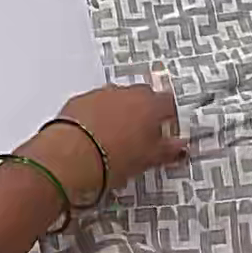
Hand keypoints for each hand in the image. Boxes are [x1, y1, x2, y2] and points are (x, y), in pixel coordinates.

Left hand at [24, 83, 186, 201]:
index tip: (167, 131)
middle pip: (143, 98)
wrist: (71, 157)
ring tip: (116, 140)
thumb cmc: (113, 157)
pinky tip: (94, 137)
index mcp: (150, 104)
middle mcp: (127, 93)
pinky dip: (97, 117)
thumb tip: (180, 148)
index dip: (169, 118)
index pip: (169, 104)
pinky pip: (94, 106)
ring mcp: (101, 94)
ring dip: (119, 114)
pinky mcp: (79, 101)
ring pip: (117, 100)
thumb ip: (169, 150)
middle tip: (143, 137)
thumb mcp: (148, 159)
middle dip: (144, 114)